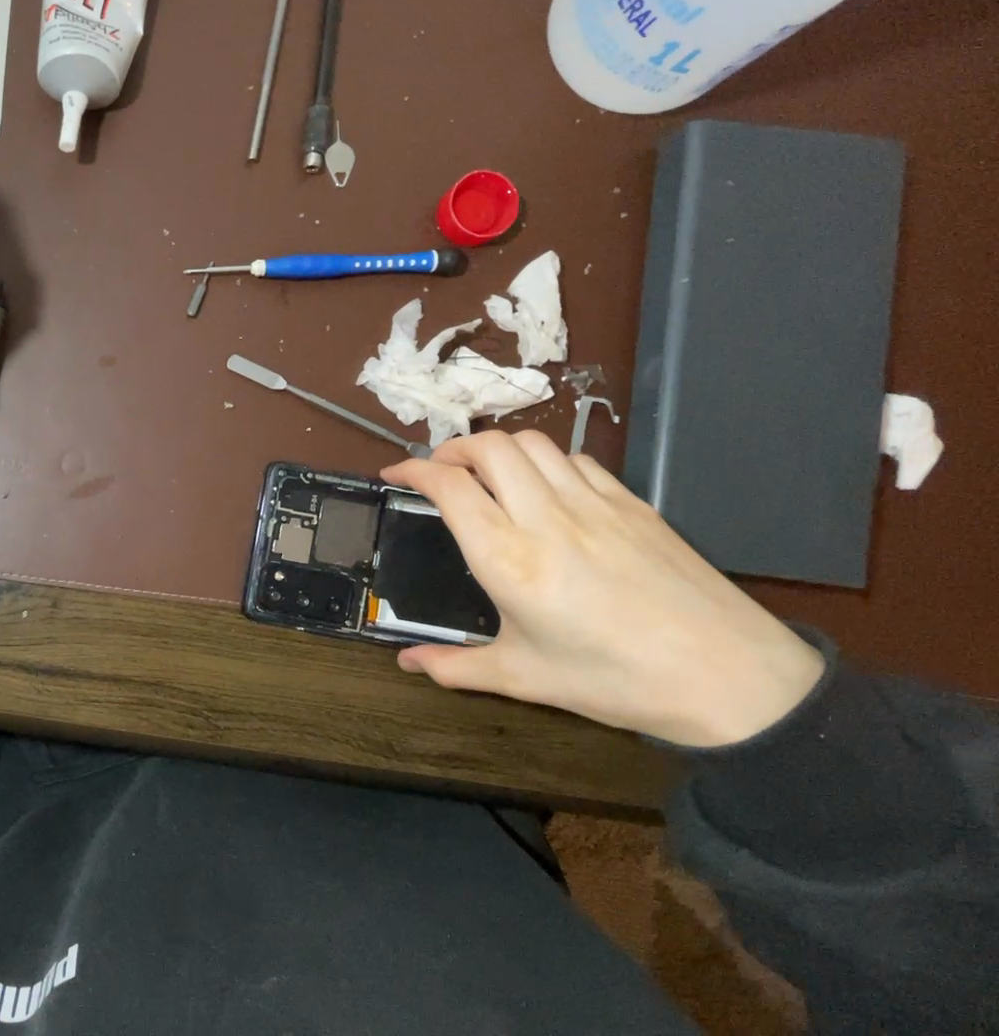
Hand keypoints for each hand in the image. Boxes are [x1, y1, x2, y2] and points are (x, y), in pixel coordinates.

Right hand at [380, 431, 823, 746]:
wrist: (731, 678)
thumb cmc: (614, 680)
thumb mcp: (522, 678)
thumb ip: (455, 666)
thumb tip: (407, 663)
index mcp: (507, 558)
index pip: (449, 486)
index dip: (412, 468)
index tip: (394, 472)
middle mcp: (545, 518)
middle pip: (490, 447)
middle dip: (453, 448)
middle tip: (438, 470)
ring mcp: (595, 505)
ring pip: (535, 444)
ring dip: (499, 448)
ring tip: (486, 472)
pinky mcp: (635, 505)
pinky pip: (579, 461)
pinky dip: (547, 462)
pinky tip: (545, 488)